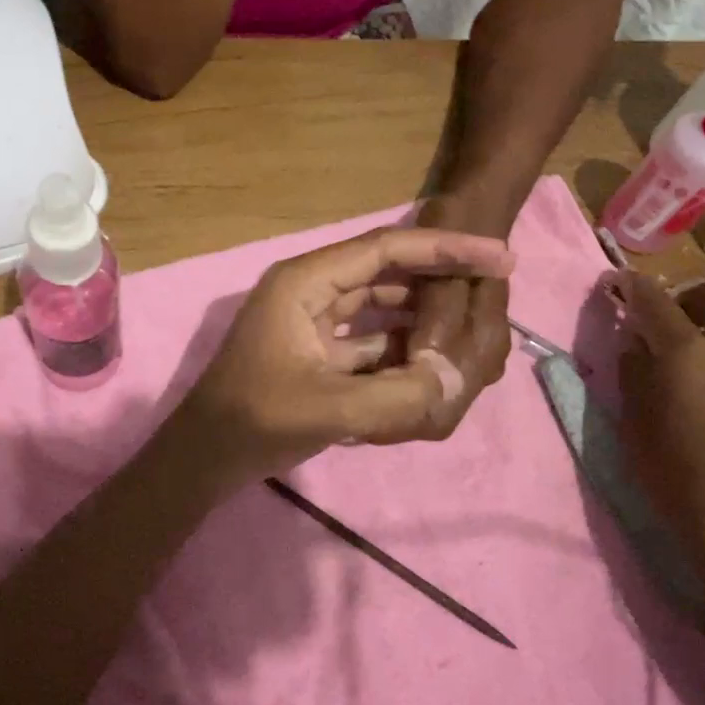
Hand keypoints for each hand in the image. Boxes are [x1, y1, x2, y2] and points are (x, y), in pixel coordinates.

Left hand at [167, 227, 516, 491]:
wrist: (204, 457)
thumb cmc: (256, 420)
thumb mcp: (330, 408)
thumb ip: (399, 394)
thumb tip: (456, 378)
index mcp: (305, 281)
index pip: (386, 248)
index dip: (446, 249)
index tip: (500, 255)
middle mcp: (310, 289)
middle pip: (386, 270)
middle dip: (439, 279)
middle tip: (495, 287)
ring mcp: (311, 320)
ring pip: (379, 305)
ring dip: (423, 315)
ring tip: (474, 322)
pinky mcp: (316, 352)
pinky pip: (369, 337)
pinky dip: (402, 347)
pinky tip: (437, 360)